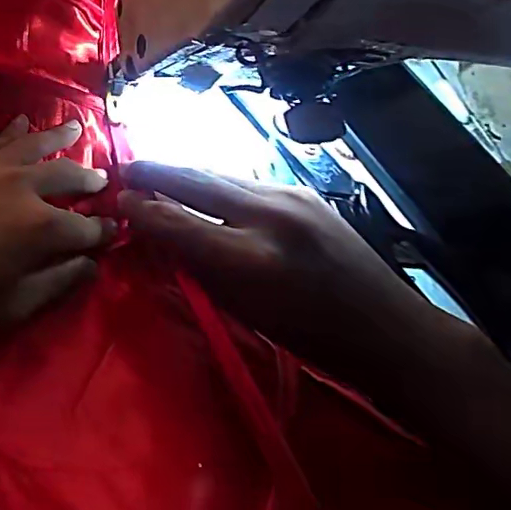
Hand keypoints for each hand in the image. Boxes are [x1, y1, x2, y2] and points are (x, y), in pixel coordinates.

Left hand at [0, 116, 113, 343]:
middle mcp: (23, 188)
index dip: (102, 231)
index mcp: (41, 228)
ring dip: (60, 137)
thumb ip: (56, 283)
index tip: (115, 230)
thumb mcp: (11, 308)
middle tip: (103, 181)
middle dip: (88, 180)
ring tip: (77, 129)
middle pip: (67, 177)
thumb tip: (91, 264)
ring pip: (35, 145)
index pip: (85, 228)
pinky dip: (15, 131)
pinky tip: (22, 122)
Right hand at [119, 161, 477, 390]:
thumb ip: (197, 266)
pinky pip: (244, 180)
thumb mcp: (245, 311)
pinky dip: (216, 182)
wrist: (391, 330)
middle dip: (155, 172)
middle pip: (195, 179)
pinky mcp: (303, 190)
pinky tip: (204, 188)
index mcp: (252, 259)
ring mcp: (290, 196)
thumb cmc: (312, 339)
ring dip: (184, 174)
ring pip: (219, 173)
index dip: (143, 209)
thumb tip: (156, 232)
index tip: (120, 200)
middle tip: (127, 170)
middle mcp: (269, 216)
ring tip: (157, 175)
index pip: (178, 221)